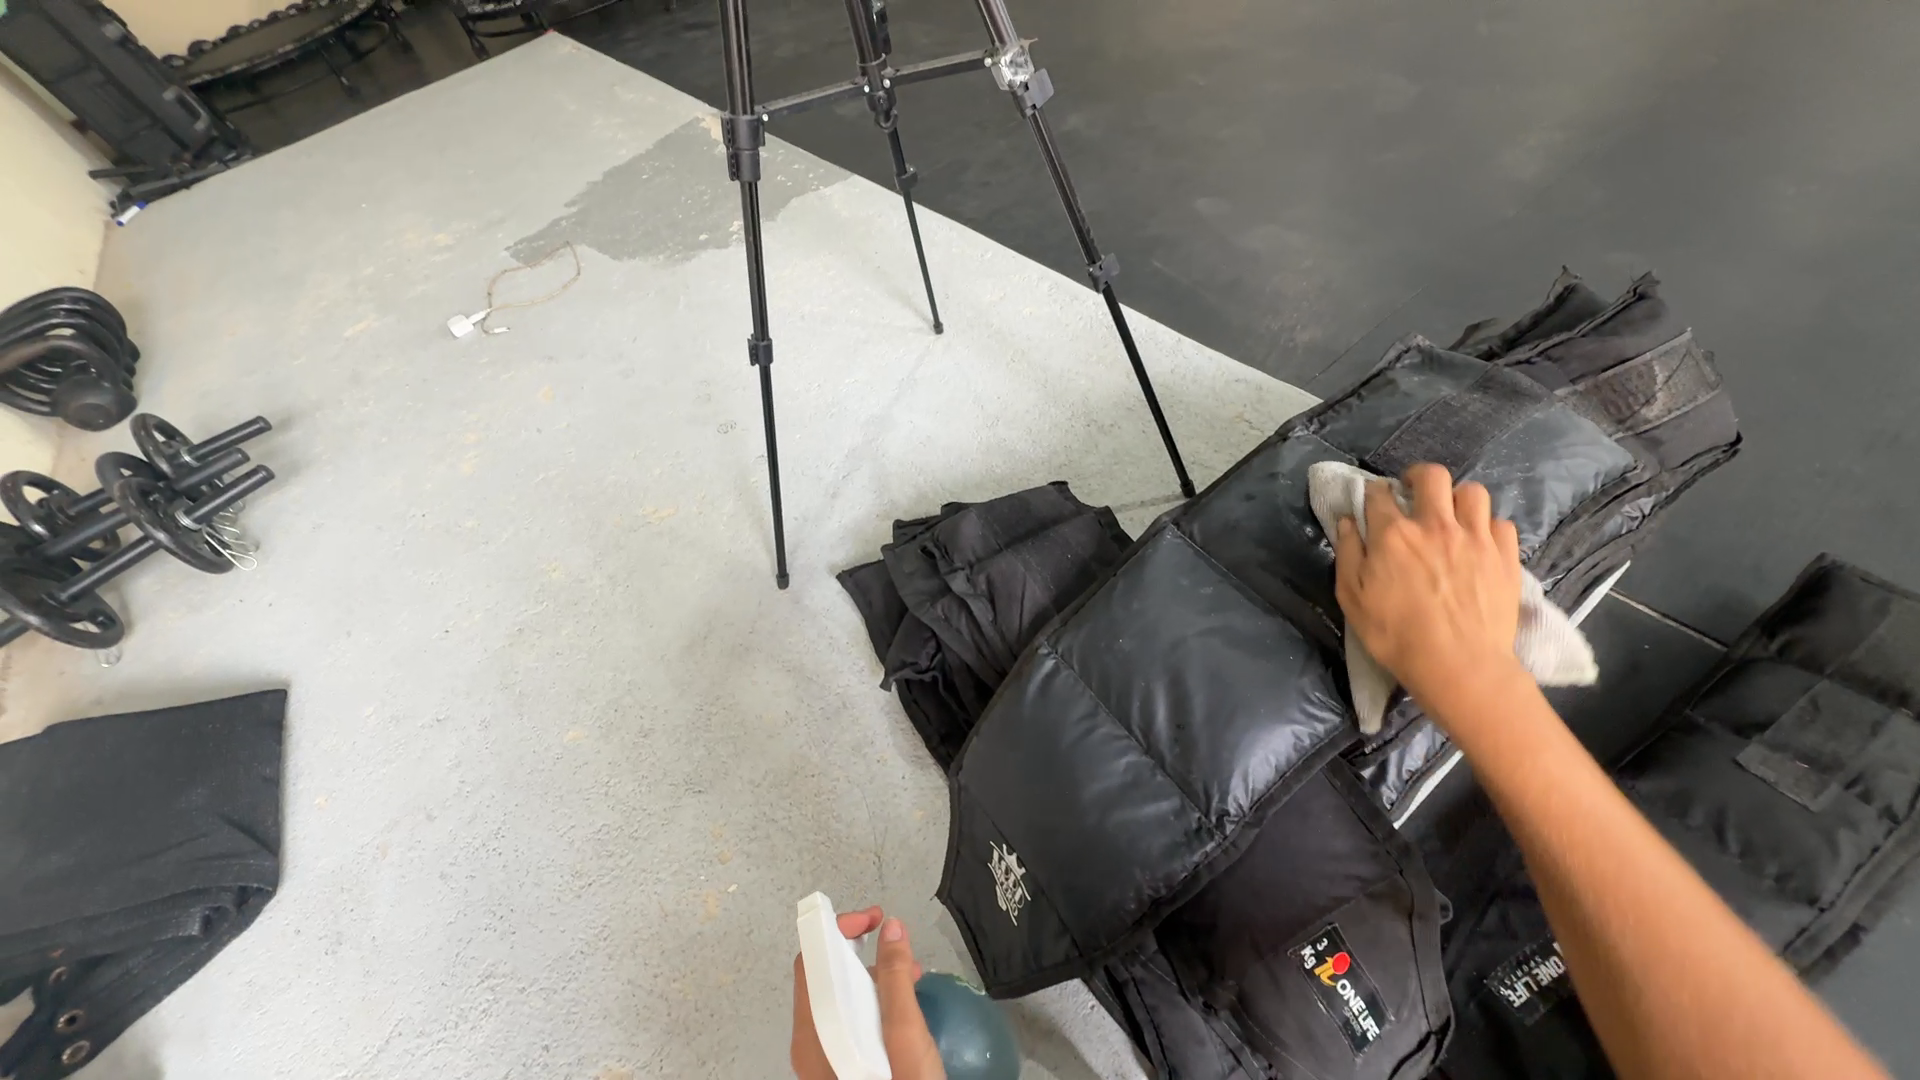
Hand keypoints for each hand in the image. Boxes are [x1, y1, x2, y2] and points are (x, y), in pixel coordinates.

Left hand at [791, 908, 945, 1079]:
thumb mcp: (906, 1035)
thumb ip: (895, 979)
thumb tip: (891, 927)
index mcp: (815, 1032)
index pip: (811, 958)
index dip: (839, 928)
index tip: (876, 919)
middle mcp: (811, 1044)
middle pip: (825, 976)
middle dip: (864, 951)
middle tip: (901, 949)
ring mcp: (823, 1061)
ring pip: (839, 999)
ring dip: (874, 977)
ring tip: (913, 980)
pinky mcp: (839, 1072)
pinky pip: (848, 1024)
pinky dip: (874, 1004)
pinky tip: (905, 1013)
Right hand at [1333, 464, 1524, 718]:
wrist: (1458, 665)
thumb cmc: (1394, 634)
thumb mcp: (1351, 597)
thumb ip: (1348, 553)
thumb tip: (1348, 521)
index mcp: (1393, 534)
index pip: (1380, 494)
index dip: (1374, 492)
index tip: (1374, 499)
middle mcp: (1435, 525)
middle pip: (1432, 476)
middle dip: (1418, 477)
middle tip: (1413, 492)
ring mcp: (1475, 538)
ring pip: (1472, 492)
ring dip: (1457, 499)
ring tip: (1451, 516)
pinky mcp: (1505, 556)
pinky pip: (1500, 523)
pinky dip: (1487, 526)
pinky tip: (1478, 542)